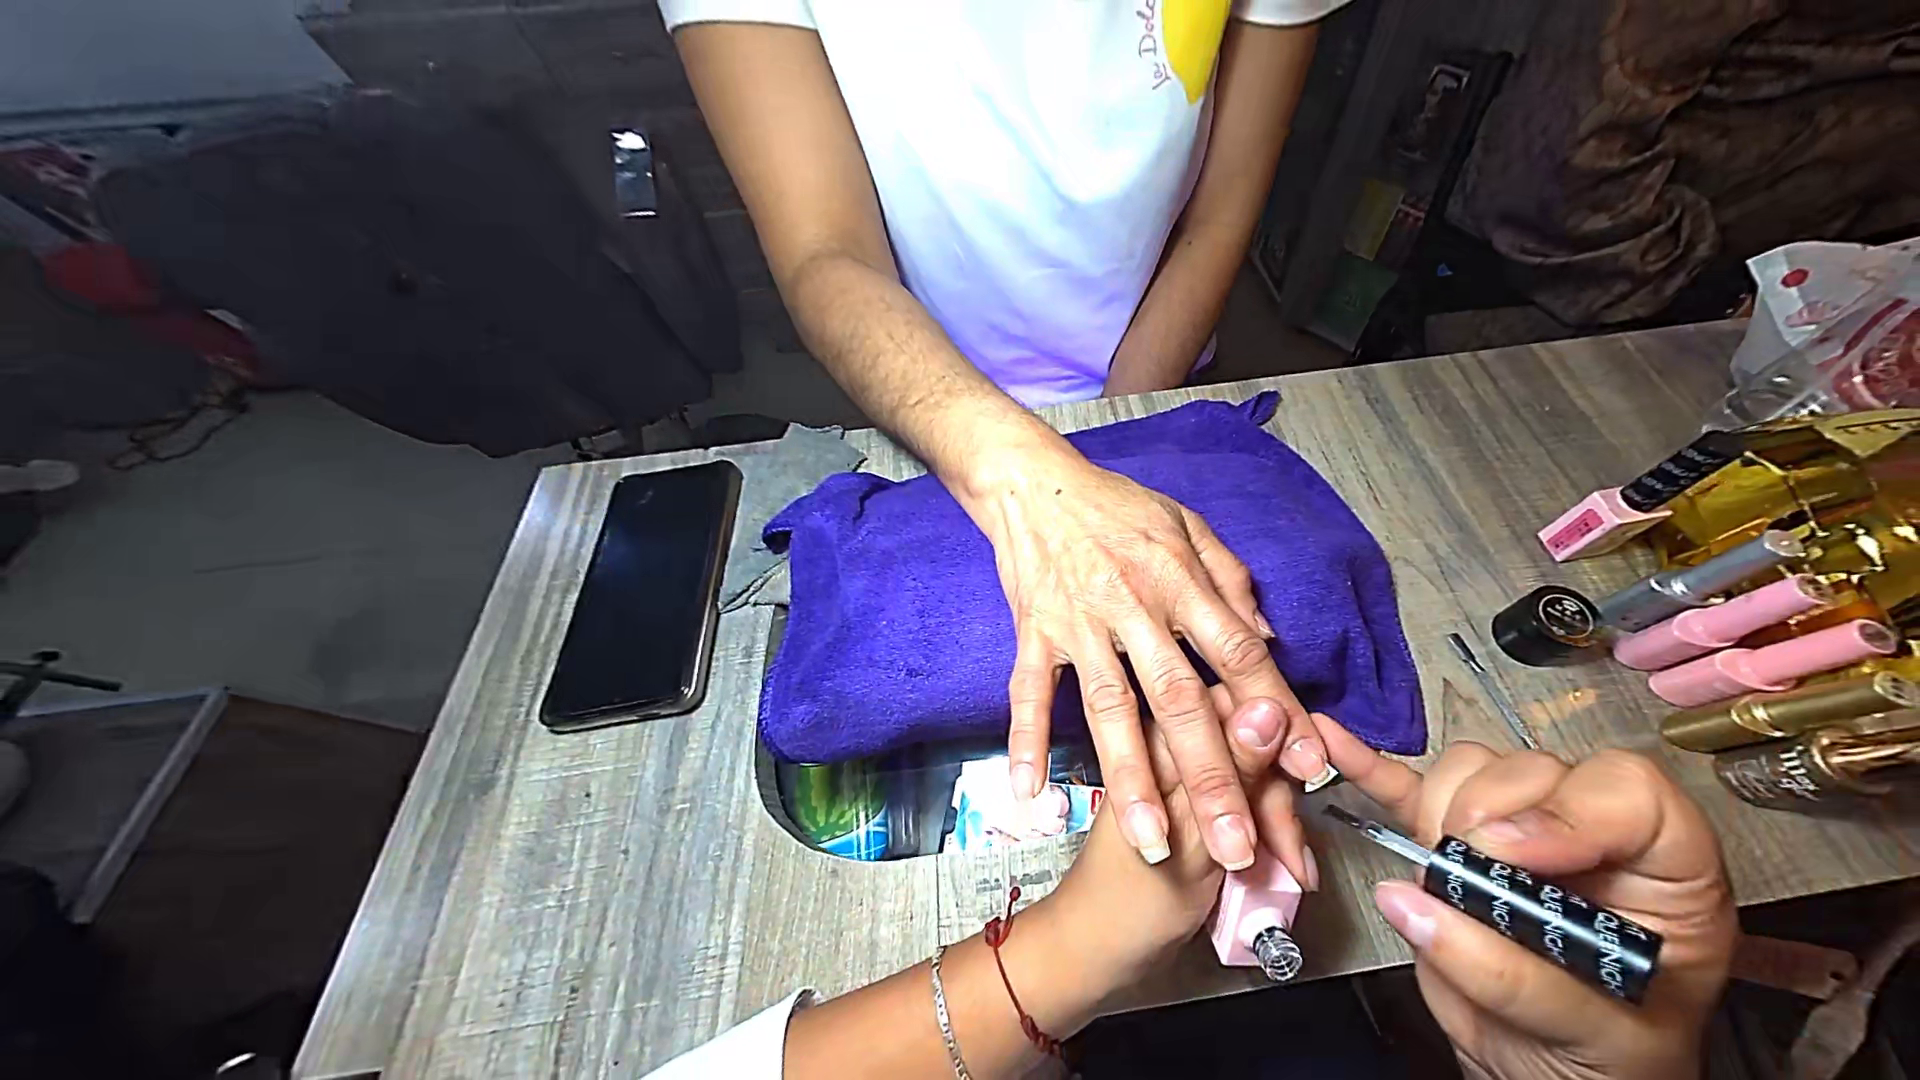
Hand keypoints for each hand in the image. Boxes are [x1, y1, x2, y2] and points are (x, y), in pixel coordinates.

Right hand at [963, 444, 1327, 879]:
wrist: (1034, 486)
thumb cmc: (1114, 504)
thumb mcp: (1184, 522)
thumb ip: (1228, 578)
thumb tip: (1266, 636)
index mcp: (1178, 579)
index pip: (1236, 652)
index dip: (1274, 711)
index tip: (1307, 772)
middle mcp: (1132, 607)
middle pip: (1178, 698)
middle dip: (1211, 775)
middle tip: (1239, 848)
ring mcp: (1078, 623)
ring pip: (1108, 707)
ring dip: (1129, 777)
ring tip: (1150, 844)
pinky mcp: (1033, 631)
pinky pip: (1029, 691)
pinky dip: (1025, 740)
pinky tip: (1027, 792)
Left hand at [1041, 697, 1321, 1003]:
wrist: (1106, 945)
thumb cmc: (1135, 893)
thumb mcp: (1194, 830)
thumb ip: (1233, 766)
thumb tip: (1269, 704)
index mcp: (1155, 733)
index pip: (1233, 706)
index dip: (1276, 741)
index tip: (1305, 780)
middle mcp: (1169, 745)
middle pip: (1249, 745)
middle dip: (1276, 800)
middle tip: (1288, 853)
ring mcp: (1183, 776)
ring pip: (1253, 778)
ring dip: (1277, 824)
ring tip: (1288, 871)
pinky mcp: (1196, 804)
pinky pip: (1244, 804)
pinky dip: (1267, 836)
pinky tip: (1282, 867)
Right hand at [1314, 715, 1737, 1079]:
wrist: (1538, 1062)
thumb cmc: (1595, 1051)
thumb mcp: (1586, 1032)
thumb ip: (1510, 974)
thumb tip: (1412, 904)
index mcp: (1656, 872)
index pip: (1625, 794)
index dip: (1567, 807)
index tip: (1510, 852)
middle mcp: (1582, 832)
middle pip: (1528, 770)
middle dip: (1484, 812)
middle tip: (1459, 865)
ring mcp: (1504, 823)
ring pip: (1465, 768)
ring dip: (1435, 808)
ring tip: (1433, 864)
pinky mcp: (1440, 829)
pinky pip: (1402, 785)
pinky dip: (1367, 765)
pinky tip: (1335, 742)